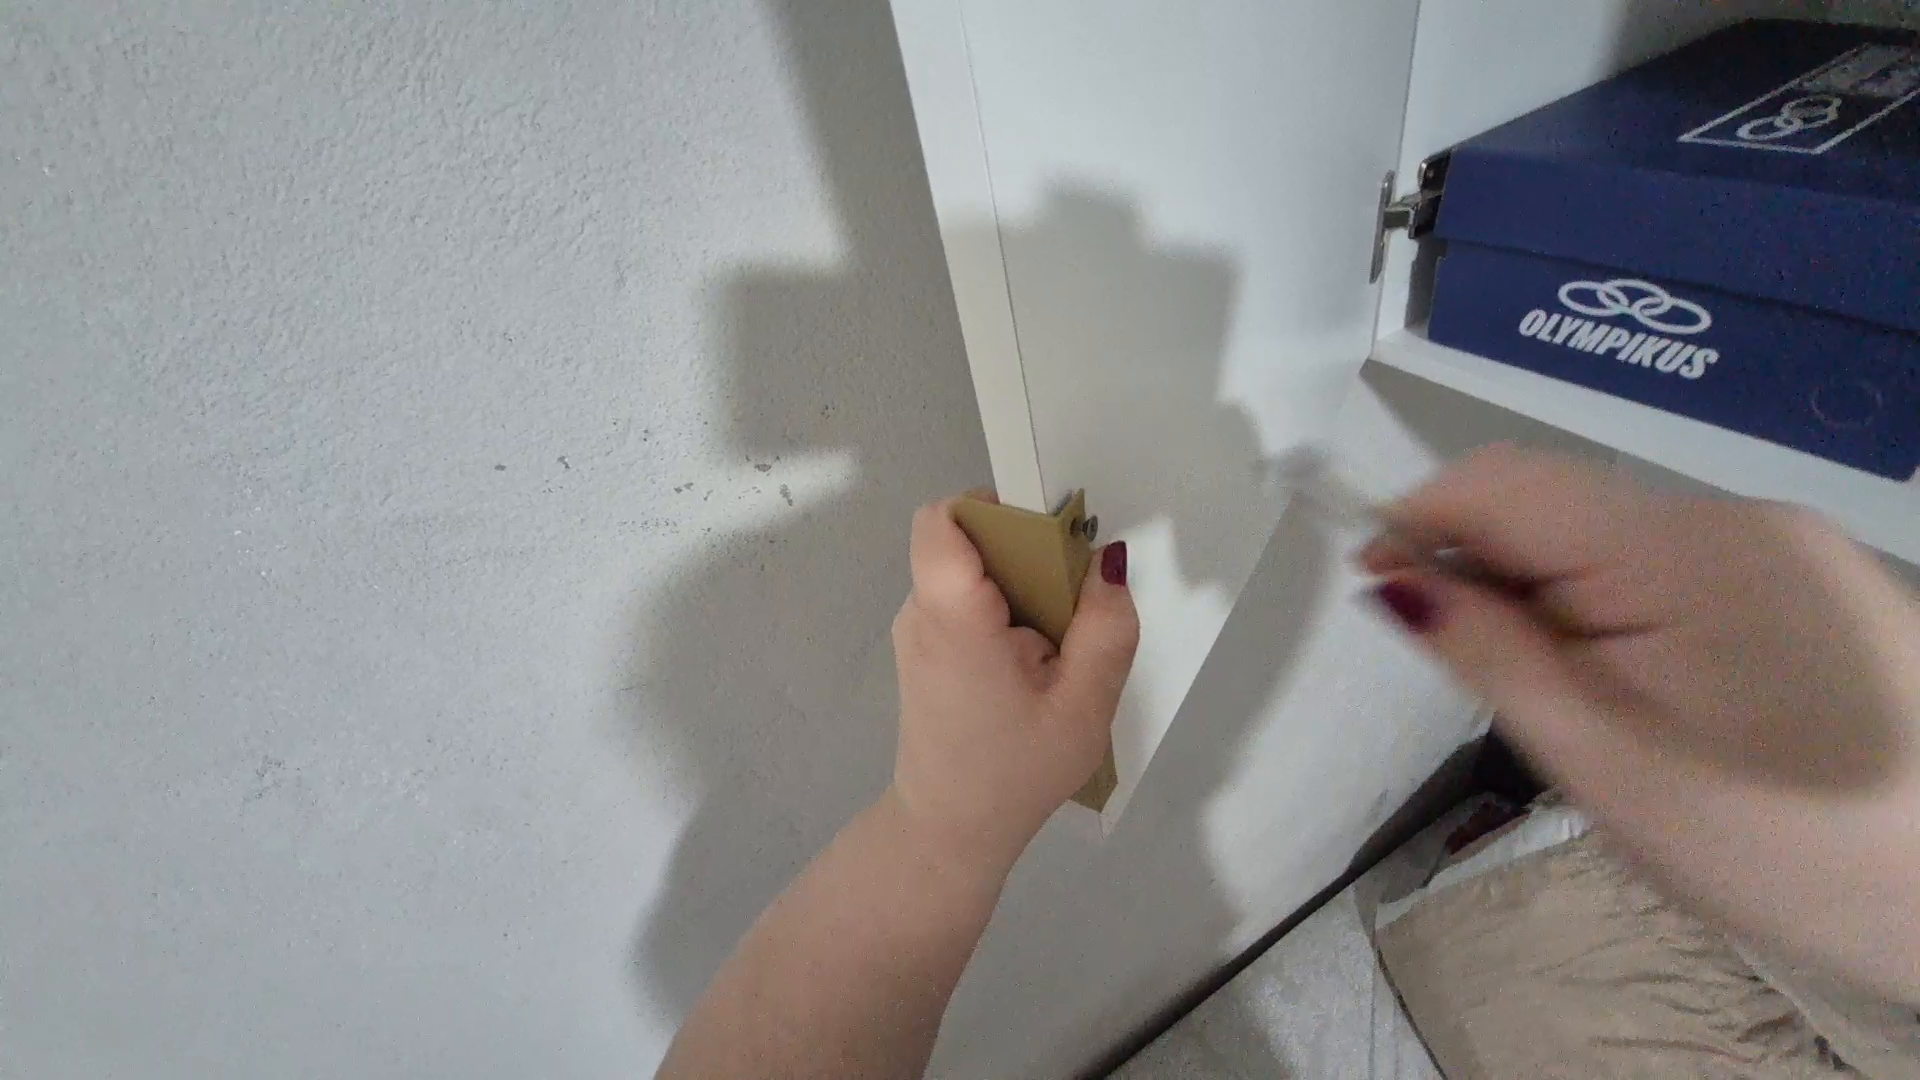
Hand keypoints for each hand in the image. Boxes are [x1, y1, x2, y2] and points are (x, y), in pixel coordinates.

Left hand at [888, 495, 1138, 871]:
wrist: (950, 829)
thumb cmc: (1016, 771)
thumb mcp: (1084, 705)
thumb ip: (1105, 627)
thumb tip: (1107, 560)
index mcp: (952, 617)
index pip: (944, 520)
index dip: (993, 509)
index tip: (1045, 538)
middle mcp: (920, 612)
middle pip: (964, 542)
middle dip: (1021, 551)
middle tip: (1070, 598)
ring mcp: (914, 631)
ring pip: (966, 572)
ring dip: (1014, 585)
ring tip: (1054, 639)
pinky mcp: (922, 649)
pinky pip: (960, 603)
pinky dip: (998, 611)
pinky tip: (1028, 660)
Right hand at [1362, 445, 1919, 999]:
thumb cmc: (1782, 846)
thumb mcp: (1597, 756)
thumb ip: (1486, 652)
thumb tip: (1390, 581)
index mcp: (1681, 551)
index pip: (1499, 482)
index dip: (1413, 516)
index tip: (1373, 580)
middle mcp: (1727, 518)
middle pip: (1539, 499)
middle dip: (1470, 561)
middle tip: (1462, 655)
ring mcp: (1766, 541)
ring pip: (1581, 529)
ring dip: (1524, 585)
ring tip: (1544, 680)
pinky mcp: (1784, 571)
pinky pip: (1634, 555)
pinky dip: (1581, 597)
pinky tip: (1606, 669)